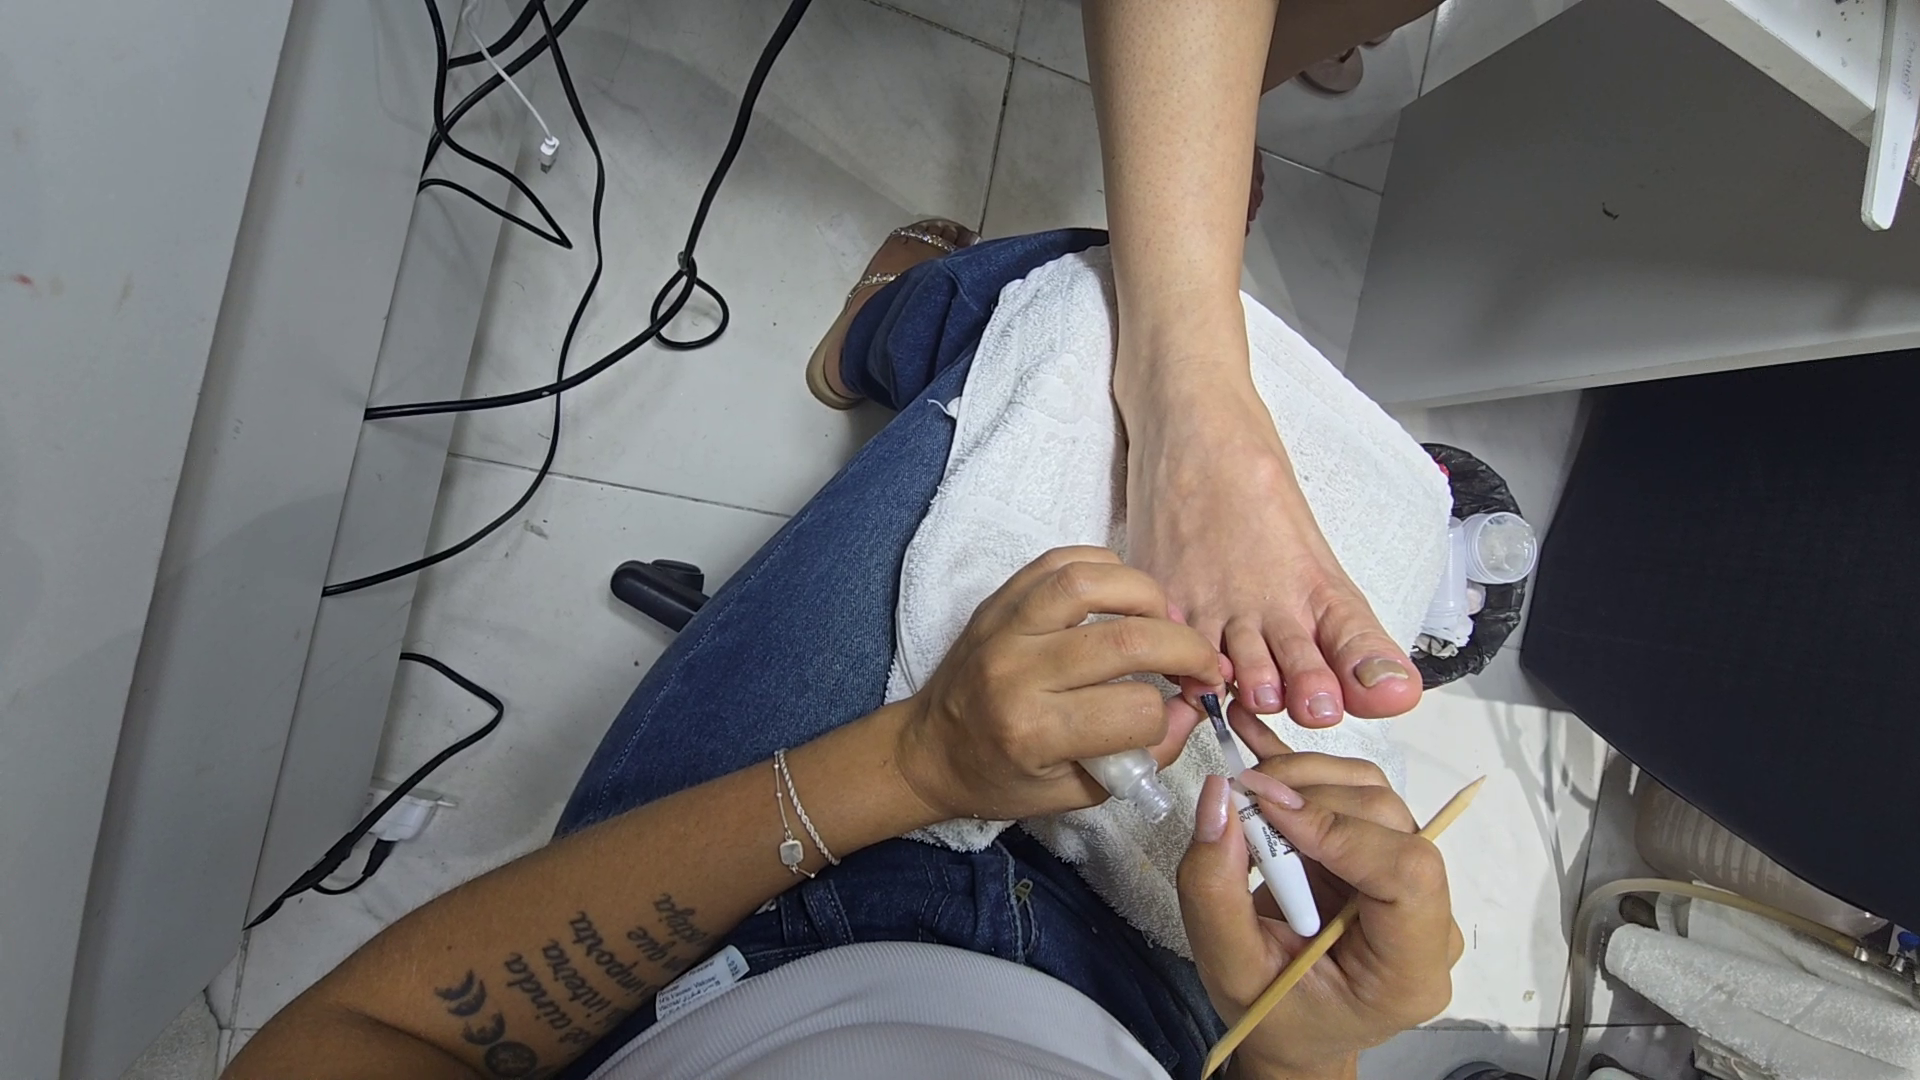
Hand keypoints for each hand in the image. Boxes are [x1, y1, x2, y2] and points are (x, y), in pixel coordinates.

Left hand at [893, 546, 1222, 821]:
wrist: (928, 747)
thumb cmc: (1000, 776)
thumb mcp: (1074, 792)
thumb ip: (1142, 759)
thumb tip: (1191, 709)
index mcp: (1033, 732)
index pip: (1135, 710)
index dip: (1173, 710)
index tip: (1185, 705)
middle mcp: (1016, 672)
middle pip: (1125, 640)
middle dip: (1185, 647)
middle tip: (1203, 661)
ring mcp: (1003, 627)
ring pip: (1090, 583)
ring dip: (1147, 594)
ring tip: (1164, 619)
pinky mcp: (998, 600)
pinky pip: (1057, 561)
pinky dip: (1103, 566)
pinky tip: (1122, 592)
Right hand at [1118, 358, 1420, 728]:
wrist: (1194, 428)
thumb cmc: (1252, 479)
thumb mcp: (1311, 549)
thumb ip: (1337, 624)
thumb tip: (1386, 687)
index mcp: (1316, 584)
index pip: (1354, 646)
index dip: (1369, 677)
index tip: (1384, 694)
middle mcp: (1267, 597)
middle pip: (1294, 669)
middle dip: (1309, 695)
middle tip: (1312, 704)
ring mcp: (1212, 598)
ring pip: (1234, 669)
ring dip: (1248, 686)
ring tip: (1255, 691)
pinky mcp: (1164, 593)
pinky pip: (1172, 648)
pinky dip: (1183, 668)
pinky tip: (1191, 672)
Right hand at [1177, 705, 1461, 1078]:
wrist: (1289, 1025)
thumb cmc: (1267, 1011)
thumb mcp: (1226, 963)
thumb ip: (1214, 885)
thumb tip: (1219, 793)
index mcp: (1407, 967)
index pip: (1407, 873)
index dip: (1336, 826)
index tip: (1262, 805)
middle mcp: (1424, 916)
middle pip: (1387, 819)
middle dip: (1306, 794)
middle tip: (1238, 795)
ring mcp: (1403, 878)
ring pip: (1370, 790)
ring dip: (1301, 774)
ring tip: (1244, 785)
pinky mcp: (1372, 848)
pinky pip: (1347, 787)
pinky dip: (1298, 760)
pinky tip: (1252, 735)